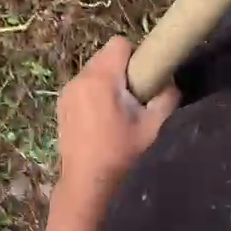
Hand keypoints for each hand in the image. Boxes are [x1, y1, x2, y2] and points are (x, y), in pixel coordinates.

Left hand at [56, 38, 179, 205]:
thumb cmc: (122, 156)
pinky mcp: (62, 105)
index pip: (120, 44)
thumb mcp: (154, 127)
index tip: (146, 79)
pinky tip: (104, 121)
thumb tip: (169, 80)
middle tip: (137, 99)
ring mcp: (67, 92)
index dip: (137, 56)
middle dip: (123, 71)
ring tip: (120, 114)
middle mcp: (79, 79)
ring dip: (109, 83)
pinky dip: (95, 95)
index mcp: (99, 78)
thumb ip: (166, 97)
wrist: (88, 186)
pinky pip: (83, 87)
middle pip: (105, 57)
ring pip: (93, 72)